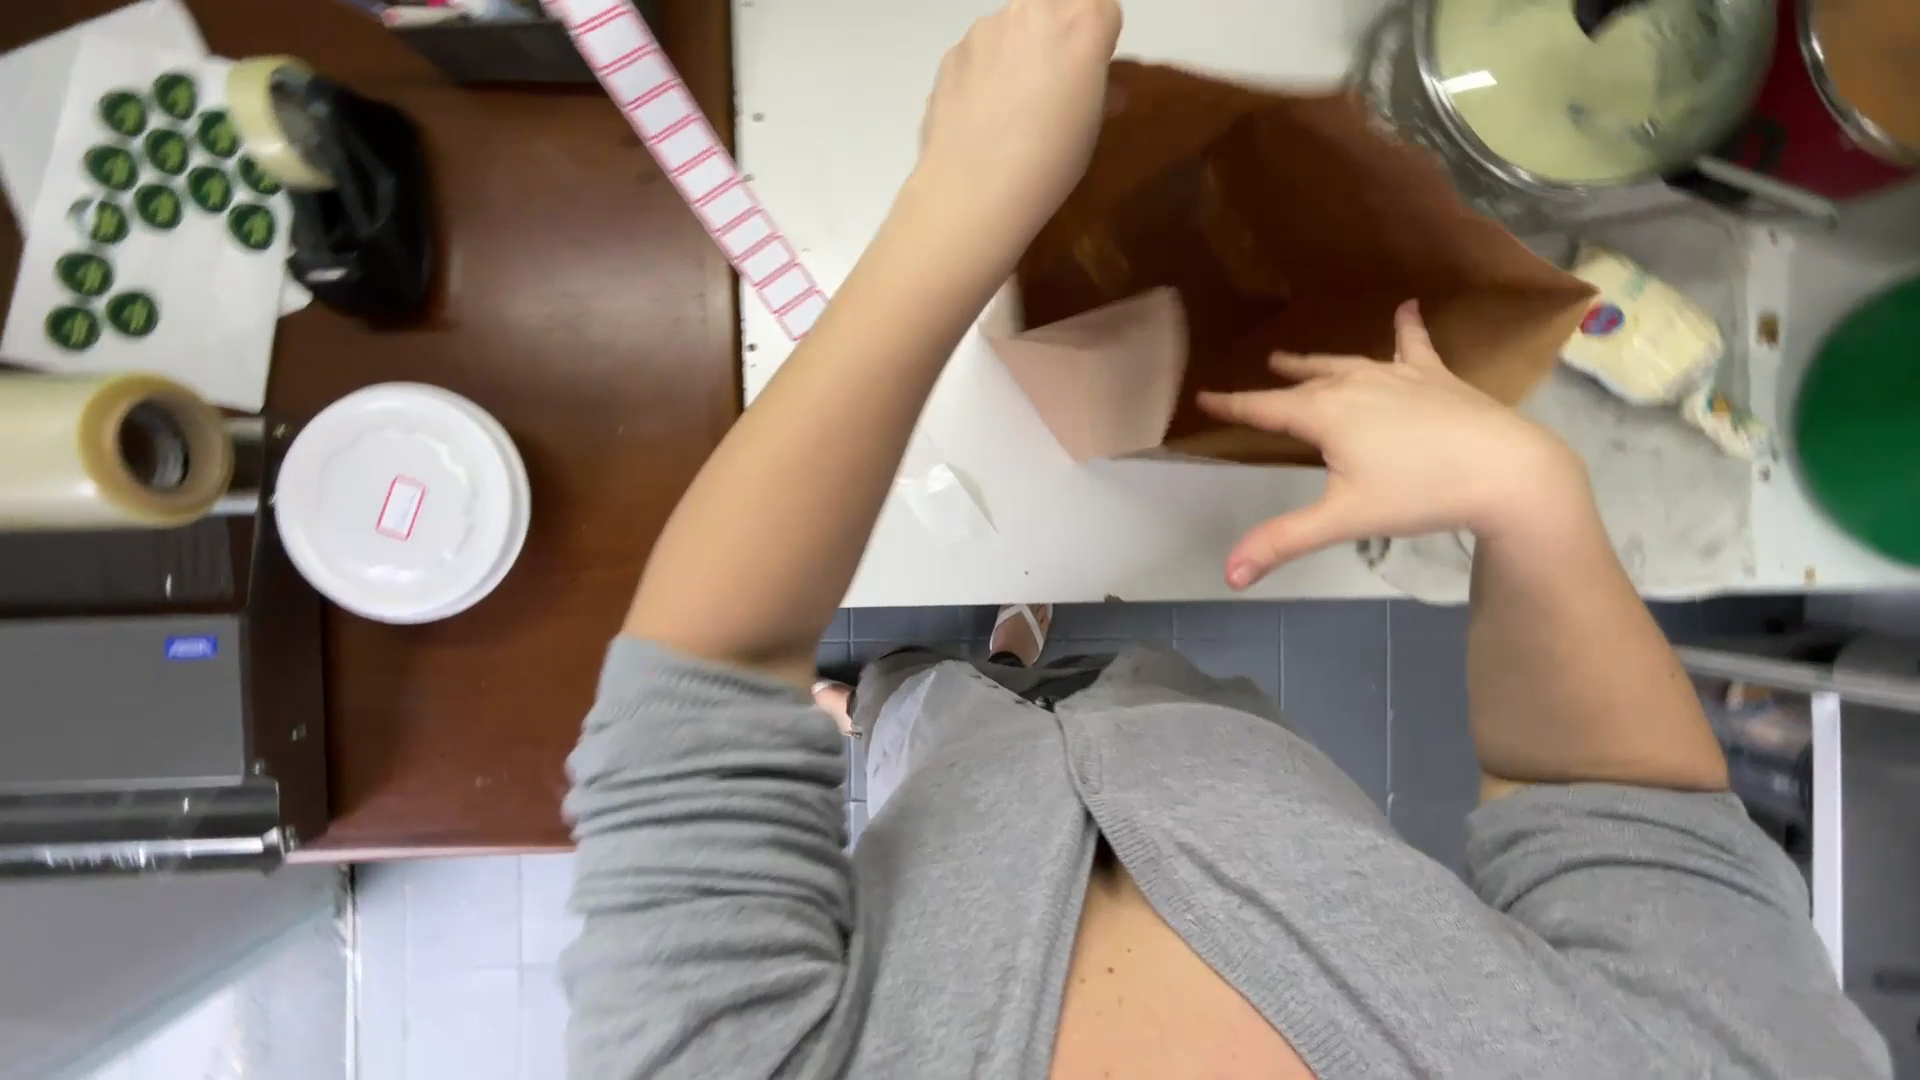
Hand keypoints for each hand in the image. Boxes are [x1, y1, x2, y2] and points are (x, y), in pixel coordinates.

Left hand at [911, 0, 1121, 251]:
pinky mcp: (952, 54)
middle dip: (1056, 43)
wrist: (973, 193)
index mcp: (1080, 24)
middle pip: (1054, 11)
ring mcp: (986, 29)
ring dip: (1017, 56)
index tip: (1088, 80)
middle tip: (1050, 94)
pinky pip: (979, 56)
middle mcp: (1032, 10)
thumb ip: (1097, 93)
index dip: (1099, 45)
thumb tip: (1100, 90)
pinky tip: (980, 121)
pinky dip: (984, 77)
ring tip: (1009, 114)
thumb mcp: (1089, 131)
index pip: (1103, 10)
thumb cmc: (1047, 165)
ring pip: (1012, 30)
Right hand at [1197, 302, 1590, 588]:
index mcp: (1324, 414)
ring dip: (1316, 360)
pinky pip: (1415, 346)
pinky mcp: (1436, 377)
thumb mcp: (1342, 520)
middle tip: (1259, 371)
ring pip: (1345, 362)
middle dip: (1276, 380)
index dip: (1231, 404)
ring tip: (1291, 356)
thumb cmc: (1419, 493)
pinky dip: (1408, 328)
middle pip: (1303, 381)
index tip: (1203, 396)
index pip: (1263, 408)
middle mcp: (1354, 385)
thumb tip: (1229, 575)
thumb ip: (1282, 542)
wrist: (1509, 471)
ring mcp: (1398, 376)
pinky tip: (1409, 308)